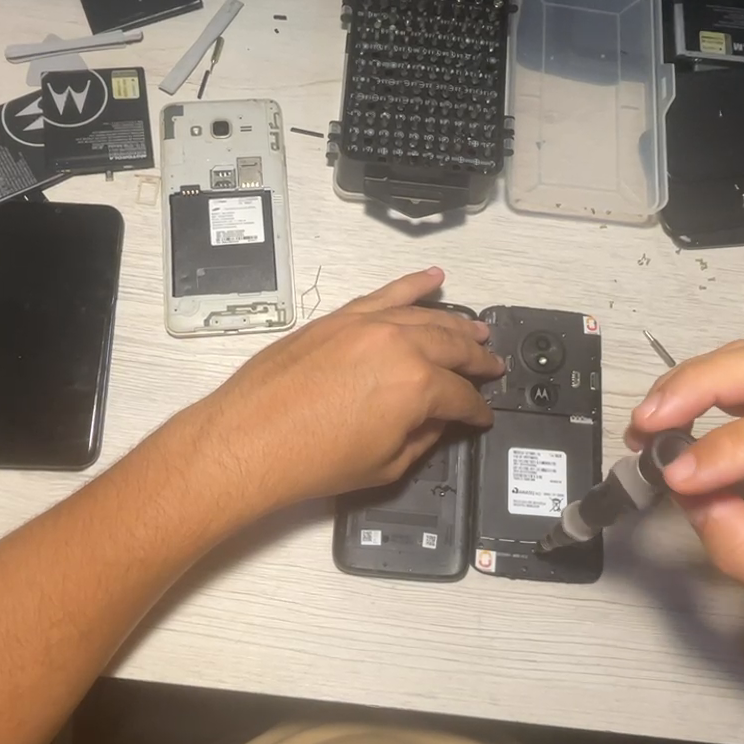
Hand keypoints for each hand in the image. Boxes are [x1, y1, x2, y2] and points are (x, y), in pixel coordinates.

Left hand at [185, 268, 501, 510]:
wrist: (251, 439)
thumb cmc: (315, 461)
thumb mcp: (386, 465)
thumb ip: (424, 438)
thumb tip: (439, 422)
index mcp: (418, 386)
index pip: (462, 396)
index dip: (477, 410)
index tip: (482, 416)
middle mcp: (399, 345)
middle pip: (453, 347)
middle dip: (478, 360)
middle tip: (492, 367)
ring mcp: (368, 325)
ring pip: (426, 317)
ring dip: (456, 324)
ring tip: (477, 331)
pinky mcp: (340, 318)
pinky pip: (385, 293)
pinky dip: (412, 284)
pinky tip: (435, 277)